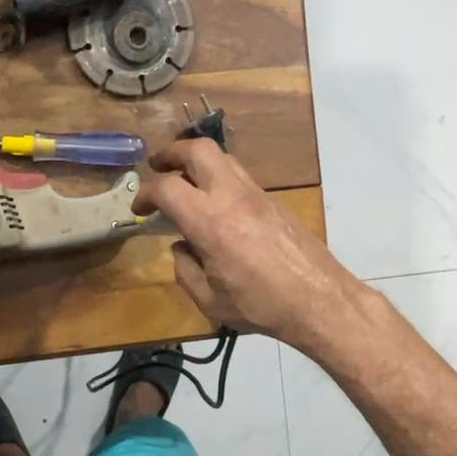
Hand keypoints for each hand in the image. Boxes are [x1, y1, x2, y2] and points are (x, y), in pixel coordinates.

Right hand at [134, 139, 364, 350]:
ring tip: (186, 181)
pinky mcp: (273, 202)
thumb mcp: (209, 300)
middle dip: (172, 152)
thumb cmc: (259, 306)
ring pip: (223, 158)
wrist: (318, 300)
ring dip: (198, 163)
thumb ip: (185, 270)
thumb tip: (181, 249)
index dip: (145, 194)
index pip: (167, 188)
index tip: (139, 209)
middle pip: (198, 149)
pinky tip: (216, 205)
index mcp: (209, 222)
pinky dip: (219, 179)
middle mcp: (231, 196)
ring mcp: (256, 195)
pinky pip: (239, 178)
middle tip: (157, 165)